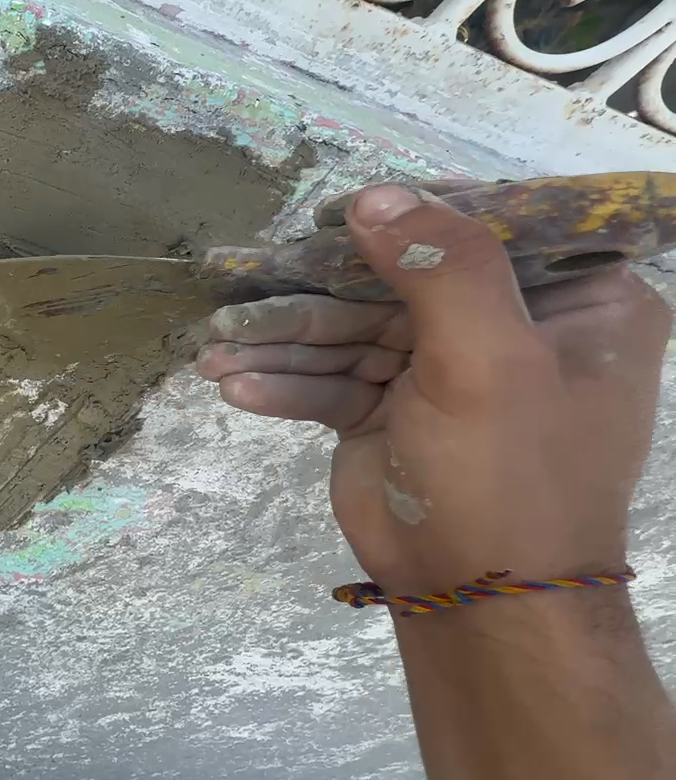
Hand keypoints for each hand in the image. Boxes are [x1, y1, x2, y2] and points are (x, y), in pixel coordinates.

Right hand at [197, 184, 669, 594]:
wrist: (468, 584)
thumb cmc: (504, 472)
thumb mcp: (486, 362)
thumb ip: (440, 270)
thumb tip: (375, 195)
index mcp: (569, 304)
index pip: (484, 233)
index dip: (406, 219)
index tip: (328, 217)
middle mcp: (500, 328)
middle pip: (386, 287)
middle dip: (306, 299)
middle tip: (233, 292)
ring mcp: (432, 371)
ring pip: (341, 337)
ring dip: (275, 346)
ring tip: (210, 353)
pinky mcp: (379, 408)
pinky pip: (324, 382)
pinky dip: (280, 387)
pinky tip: (235, 390)